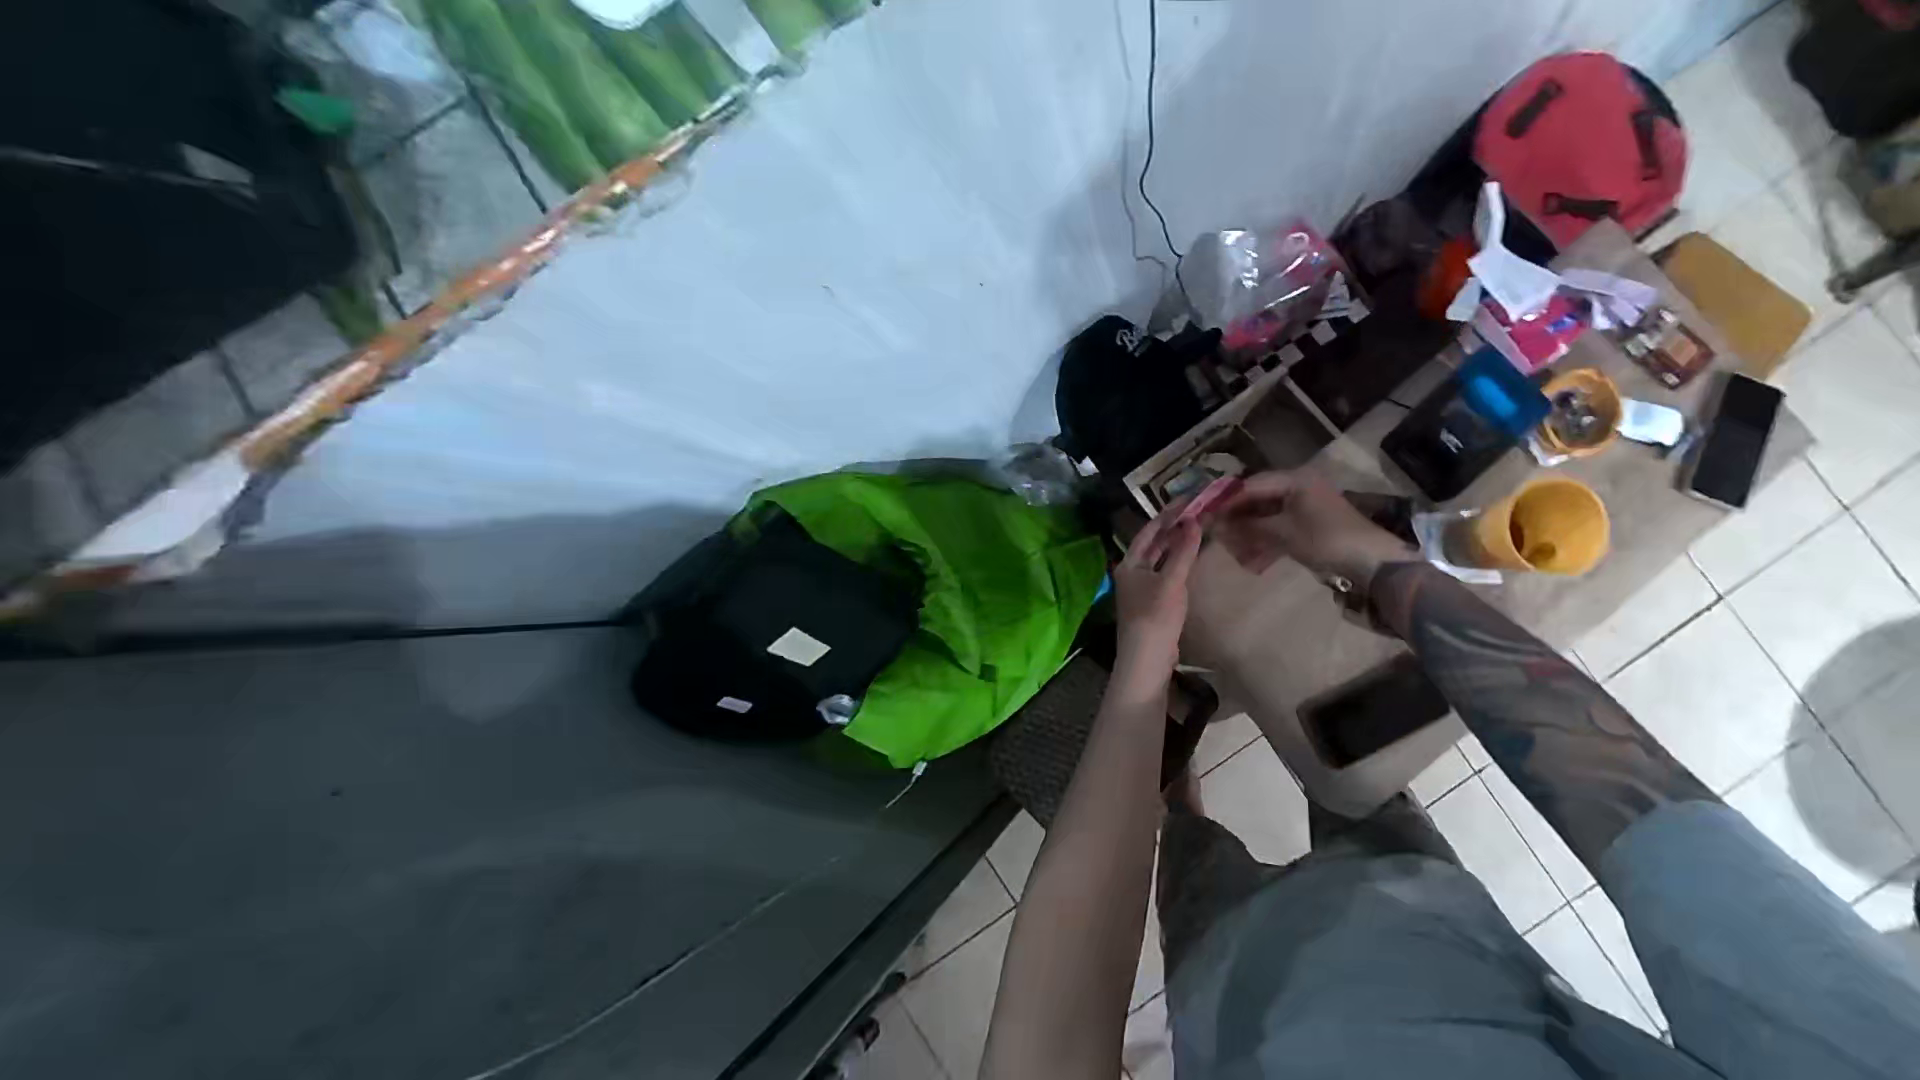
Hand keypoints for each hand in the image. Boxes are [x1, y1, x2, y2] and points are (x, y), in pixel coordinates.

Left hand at [1114, 502, 1202, 671]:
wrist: (1147, 658)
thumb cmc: (1155, 616)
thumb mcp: (1171, 581)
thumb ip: (1182, 552)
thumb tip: (1193, 522)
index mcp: (1129, 563)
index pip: (1148, 531)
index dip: (1168, 515)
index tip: (1188, 500)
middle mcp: (1131, 572)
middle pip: (1153, 543)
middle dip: (1173, 528)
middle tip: (1197, 511)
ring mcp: (1140, 587)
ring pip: (1159, 558)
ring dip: (1176, 544)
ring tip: (1198, 527)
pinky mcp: (1152, 601)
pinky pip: (1165, 573)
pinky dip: (1177, 562)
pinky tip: (1191, 557)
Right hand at [1213, 470, 1415, 582]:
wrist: (1371, 561)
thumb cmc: (1325, 539)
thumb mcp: (1282, 532)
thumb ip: (1247, 526)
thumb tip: (1215, 525)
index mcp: (1295, 479)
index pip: (1250, 485)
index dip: (1227, 501)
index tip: (1206, 515)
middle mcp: (1299, 486)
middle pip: (1258, 498)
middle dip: (1237, 517)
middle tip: (1217, 532)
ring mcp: (1306, 505)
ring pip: (1267, 514)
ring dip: (1249, 530)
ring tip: (1233, 546)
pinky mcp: (1311, 524)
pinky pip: (1280, 526)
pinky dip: (1265, 538)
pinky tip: (1253, 556)